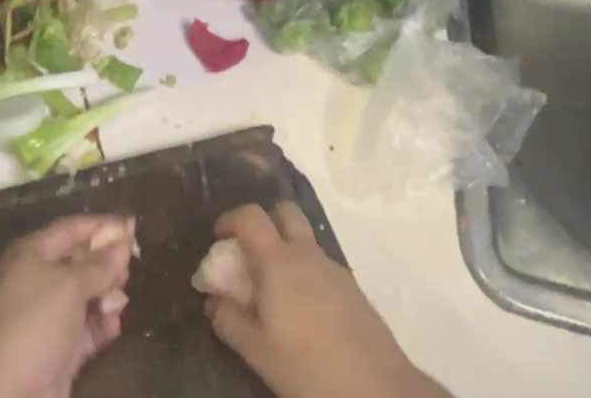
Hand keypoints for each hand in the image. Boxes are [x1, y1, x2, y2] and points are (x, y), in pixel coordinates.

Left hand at [0, 215, 135, 397]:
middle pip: (79, 262)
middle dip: (106, 265)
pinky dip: (100, 325)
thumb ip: (99, 264)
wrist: (7, 395)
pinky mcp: (56, 347)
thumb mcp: (69, 287)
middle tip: (128, 271)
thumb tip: (123, 242)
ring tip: (118, 304)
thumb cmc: (35, 325)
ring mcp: (46, 316)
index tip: (133, 226)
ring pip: (85, 295)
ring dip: (106, 297)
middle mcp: (37, 280)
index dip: (101, 226)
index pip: (70, 229)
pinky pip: (85, 327)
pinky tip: (112, 328)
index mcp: (31, 255)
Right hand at [204, 203, 451, 397]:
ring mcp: (335, 269)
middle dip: (265, 222)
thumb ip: (228, 319)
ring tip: (274, 292)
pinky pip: (321, 266)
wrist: (377, 388)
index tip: (219, 239)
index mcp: (278, 261)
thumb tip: (213, 299)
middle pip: (285, 212)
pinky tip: (303, 311)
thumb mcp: (256, 350)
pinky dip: (306, 273)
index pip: (250, 216)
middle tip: (250, 253)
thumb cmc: (308, 366)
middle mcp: (307, 254)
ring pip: (305, 241)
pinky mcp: (353, 289)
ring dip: (286, 250)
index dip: (230, 220)